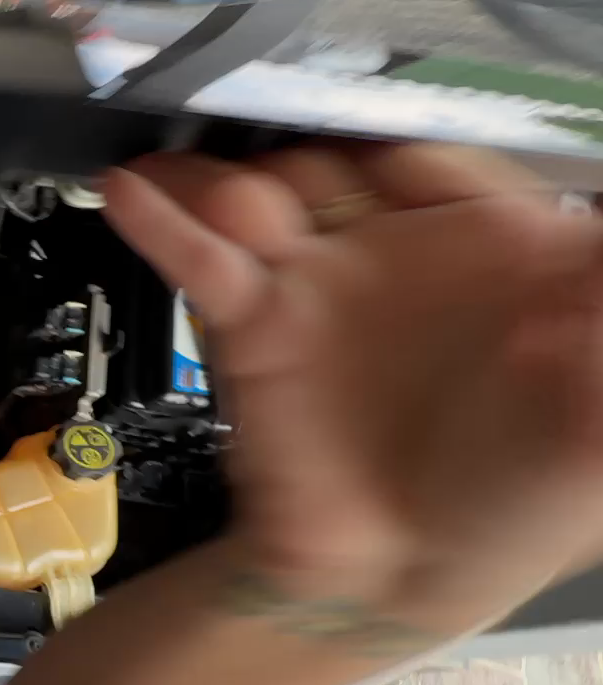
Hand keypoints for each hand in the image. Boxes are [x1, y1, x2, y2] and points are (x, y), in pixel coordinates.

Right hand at [106, 144, 602, 623]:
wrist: (400, 563)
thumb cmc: (524, 488)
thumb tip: (585, 220)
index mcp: (492, 245)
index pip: (437, 154)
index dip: (401, 132)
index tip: (368, 120)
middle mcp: (390, 253)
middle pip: (328, 162)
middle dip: (292, 141)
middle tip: (252, 130)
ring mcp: (308, 288)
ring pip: (253, 199)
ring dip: (214, 173)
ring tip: (170, 156)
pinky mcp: (246, 330)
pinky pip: (199, 262)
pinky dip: (156, 224)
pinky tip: (126, 188)